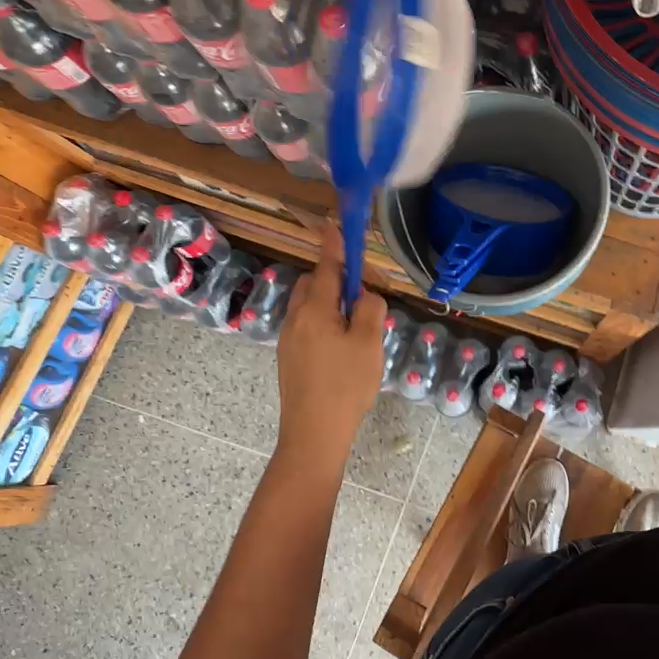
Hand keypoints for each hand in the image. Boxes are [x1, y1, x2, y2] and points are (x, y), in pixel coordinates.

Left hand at [275, 222, 388, 449]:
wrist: (313, 434)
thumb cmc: (345, 386)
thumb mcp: (368, 343)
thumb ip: (369, 308)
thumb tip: (364, 295)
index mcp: (314, 311)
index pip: (326, 267)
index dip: (335, 246)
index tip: (335, 224)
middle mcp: (295, 319)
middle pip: (313, 283)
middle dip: (334, 278)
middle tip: (363, 295)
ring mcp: (288, 339)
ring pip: (308, 305)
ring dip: (329, 302)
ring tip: (357, 326)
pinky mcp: (289, 357)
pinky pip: (306, 325)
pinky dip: (324, 321)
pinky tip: (343, 347)